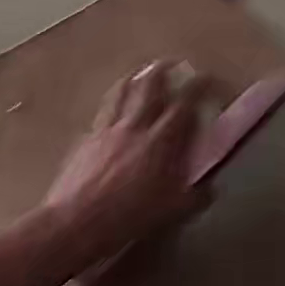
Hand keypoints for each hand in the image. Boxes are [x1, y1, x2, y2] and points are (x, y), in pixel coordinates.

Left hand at [39, 60, 210, 264]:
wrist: (74, 224)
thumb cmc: (130, 215)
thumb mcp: (174, 209)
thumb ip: (196, 196)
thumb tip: (211, 189)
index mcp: (162, 140)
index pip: (184, 103)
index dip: (198, 86)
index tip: (208, 76)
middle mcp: (135, 127)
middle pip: (148, 88)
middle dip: (161, 71)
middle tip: (170, 61)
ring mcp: (106, 132)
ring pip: (120, 95)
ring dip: (131, 80)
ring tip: (137, 73)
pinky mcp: (84, 142)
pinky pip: (101, 117)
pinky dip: (110, 108)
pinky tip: (110, 112)